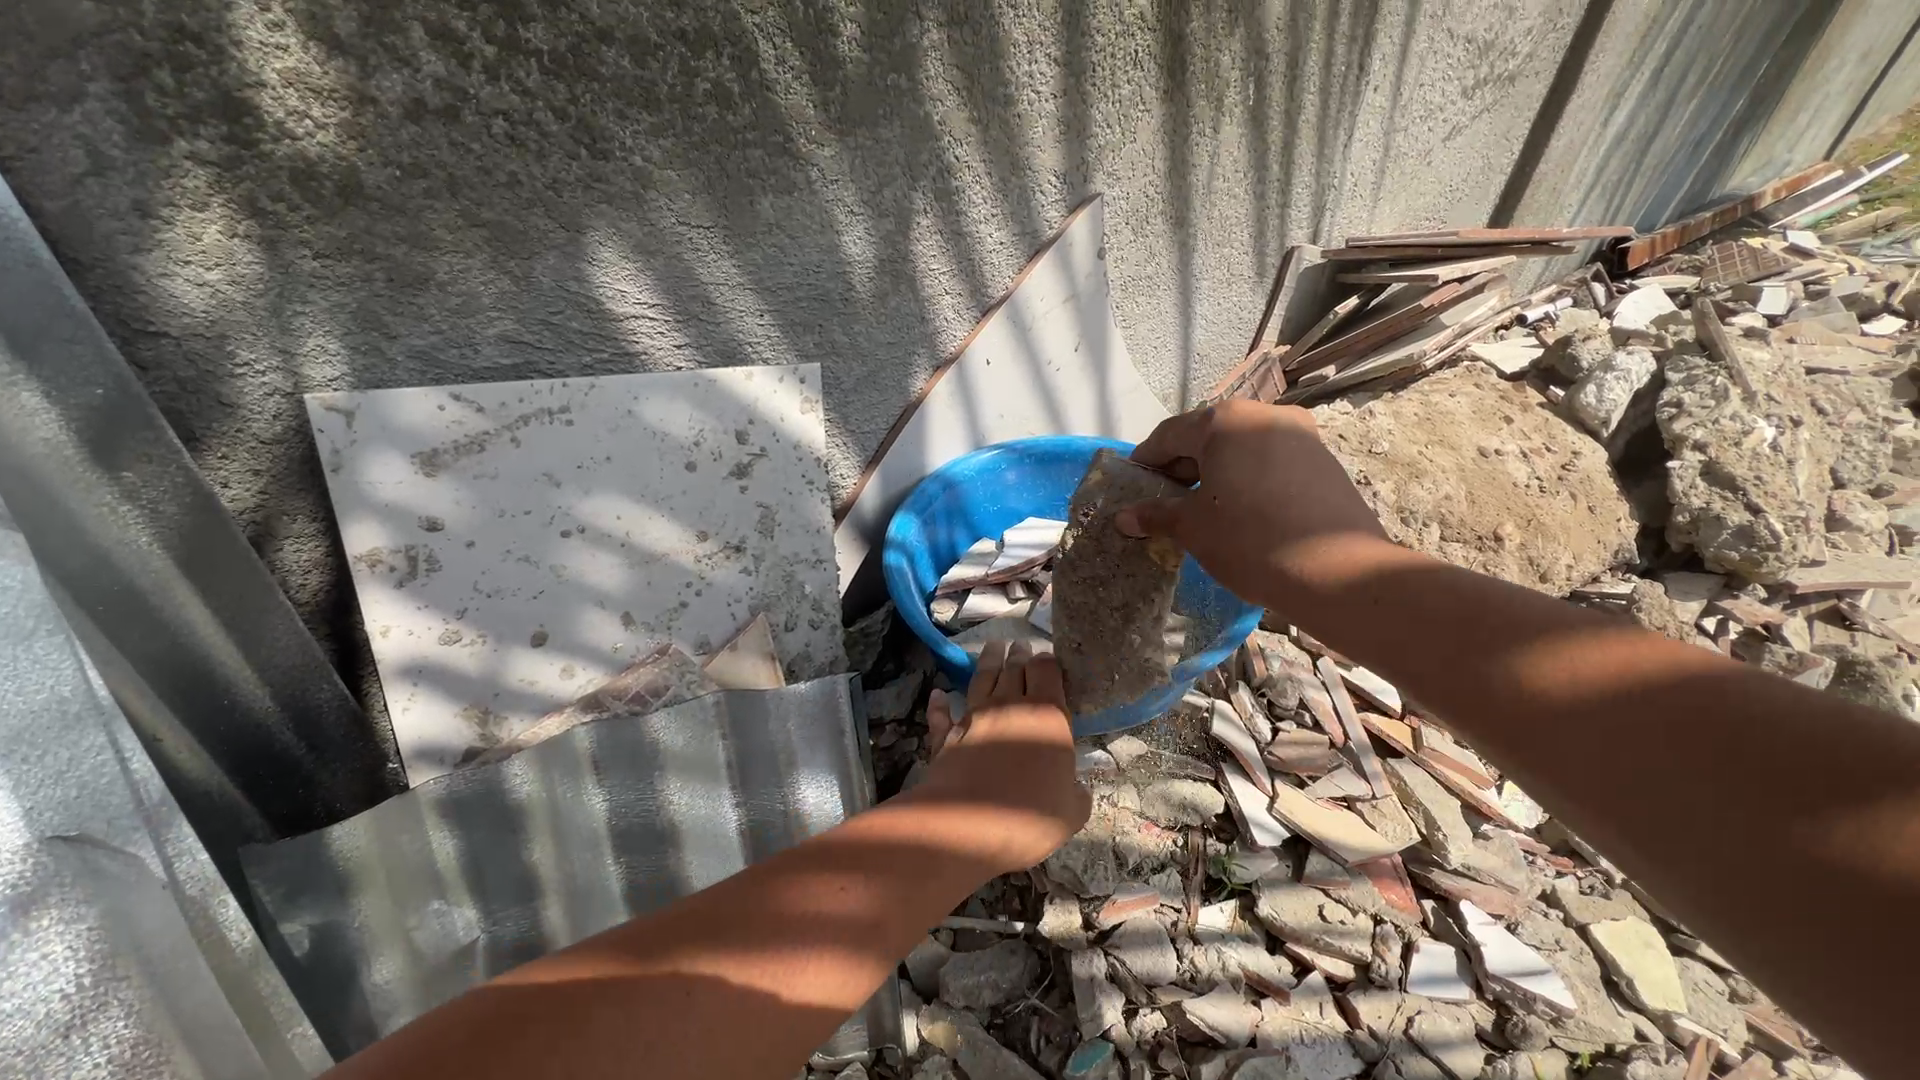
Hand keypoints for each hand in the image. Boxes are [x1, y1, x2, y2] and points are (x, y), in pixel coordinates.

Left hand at [913, 641, 1090, 874]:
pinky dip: (940, 704)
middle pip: (1014, 668)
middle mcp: (1009, 705)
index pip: (1047, 670)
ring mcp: (974, 718)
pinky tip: (938, 695)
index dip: (1048, 662)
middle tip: (1020, 645)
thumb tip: (1077, 790)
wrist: (969, 826)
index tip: (1048, 659)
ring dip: (988, 662)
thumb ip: (1076, 793)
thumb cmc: (1032, 815)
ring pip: (981, 679)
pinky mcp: (946, 737)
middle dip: (1019, 655)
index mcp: (1047, 714)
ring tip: (993, 647)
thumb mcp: (1072, 810)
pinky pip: (942, 715)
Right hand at [1114, 400, 1392, 606]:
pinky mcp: (1324, 461)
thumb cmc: (1249, 539)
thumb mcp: (1192, 528)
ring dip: (1217, 474)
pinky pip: (1272, 463)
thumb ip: (1156, 514)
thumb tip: (1124, 517)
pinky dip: (1249, 480)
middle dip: (1183, 467)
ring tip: (1203, 510)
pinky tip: (1243, 513)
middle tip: (1165, 501)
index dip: (1145, 460)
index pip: (1169, 434)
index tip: (1133, 484)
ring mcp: (1302, 435)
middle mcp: (1265, 415)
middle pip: (1208, 436)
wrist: (1335, 571)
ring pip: (1243, 449)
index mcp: (1225, 421)